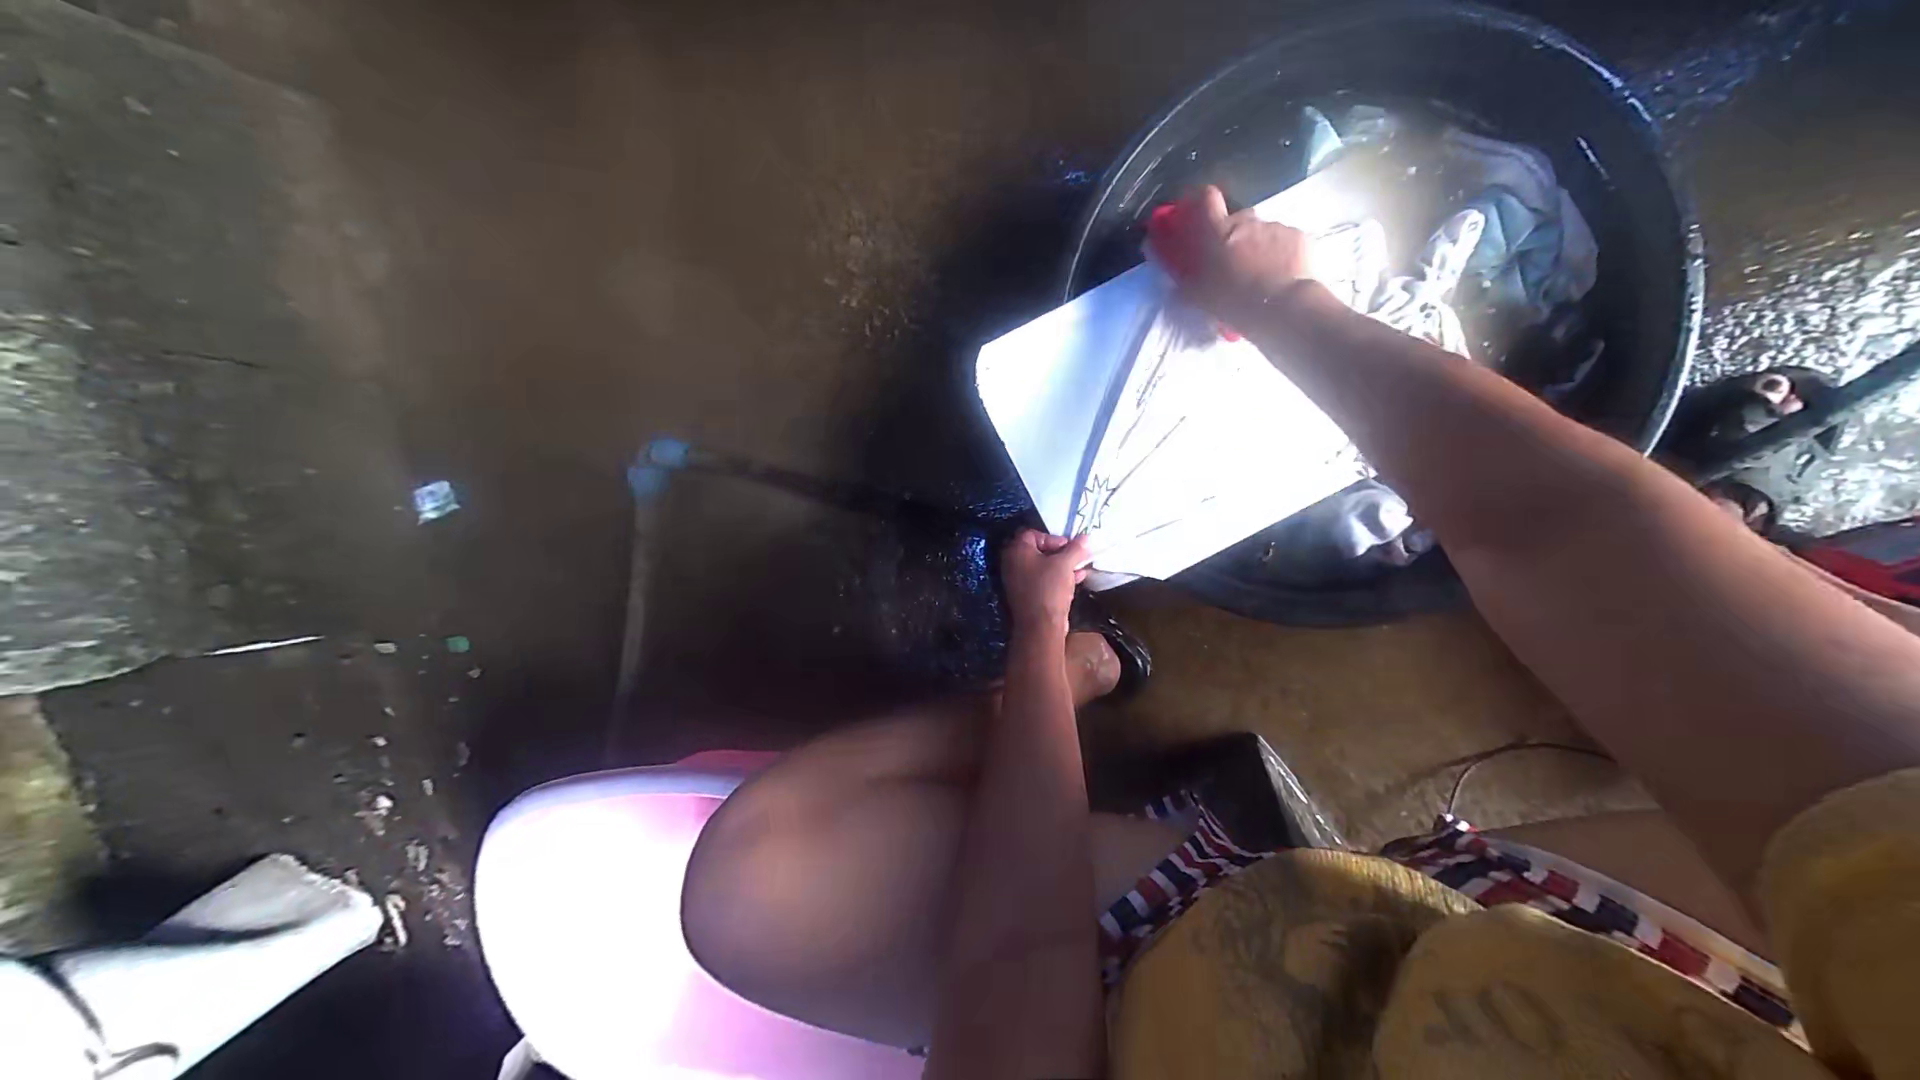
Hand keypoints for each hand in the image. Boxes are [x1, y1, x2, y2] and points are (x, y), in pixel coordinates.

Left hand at [999, 529, 1089, 632]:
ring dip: (1062, 565)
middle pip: (1038, 550)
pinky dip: (1058, 577)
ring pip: (1043, 566)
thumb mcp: (1065, 564)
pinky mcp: (1027, 594)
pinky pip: (1043, 580)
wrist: (1040, 625)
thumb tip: (1086, 537)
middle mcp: (1013, 563)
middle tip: (1076, 555)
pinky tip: (1078, 578)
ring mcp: (1018, 580)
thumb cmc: (1049, 587)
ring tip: (1081, 566)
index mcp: (1017, 551)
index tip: (1069, 546)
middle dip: (1061, 552)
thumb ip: (1075, 549)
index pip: (1032, 534)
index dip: (1052, 537)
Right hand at [1146, 185, 1314, 330]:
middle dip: (1233, 235)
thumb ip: (1184, 276)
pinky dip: (1280, 253)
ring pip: (1262, 231)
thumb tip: (1173, 268)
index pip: (1206, 198)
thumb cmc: (1233, 301)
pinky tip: (1279, 274)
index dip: (1201, 200)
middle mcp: (1247, 222)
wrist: (1282, 307)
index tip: (1199, 212)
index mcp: (1219, 232)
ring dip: (1257, 247)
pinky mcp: (1298, 237)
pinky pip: (1284, 240)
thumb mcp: (1197, 295)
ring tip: (1259, 274)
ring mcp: (1275, 227)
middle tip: (1232, 261)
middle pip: (1237, 219)